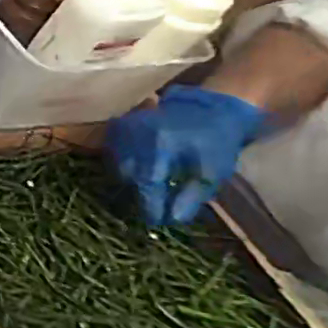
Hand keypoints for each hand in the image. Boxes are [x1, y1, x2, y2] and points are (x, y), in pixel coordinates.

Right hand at [104, 85, 266, 225]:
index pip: (148, 185)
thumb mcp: (213, 171)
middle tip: (154, 203)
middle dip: (141, 193)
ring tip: (147, 187)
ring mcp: (124, 130)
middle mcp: (136, 137)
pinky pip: (112, 154)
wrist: (208, 106)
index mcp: (162, 147)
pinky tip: (138, 170)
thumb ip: (191, 196)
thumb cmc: (216, 141)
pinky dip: (122, 165)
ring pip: (117, 166)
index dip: (151, 206)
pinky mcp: (117, 126)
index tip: (156, 221)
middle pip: (129, 177)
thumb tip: (172, 219)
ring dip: (130, 180)